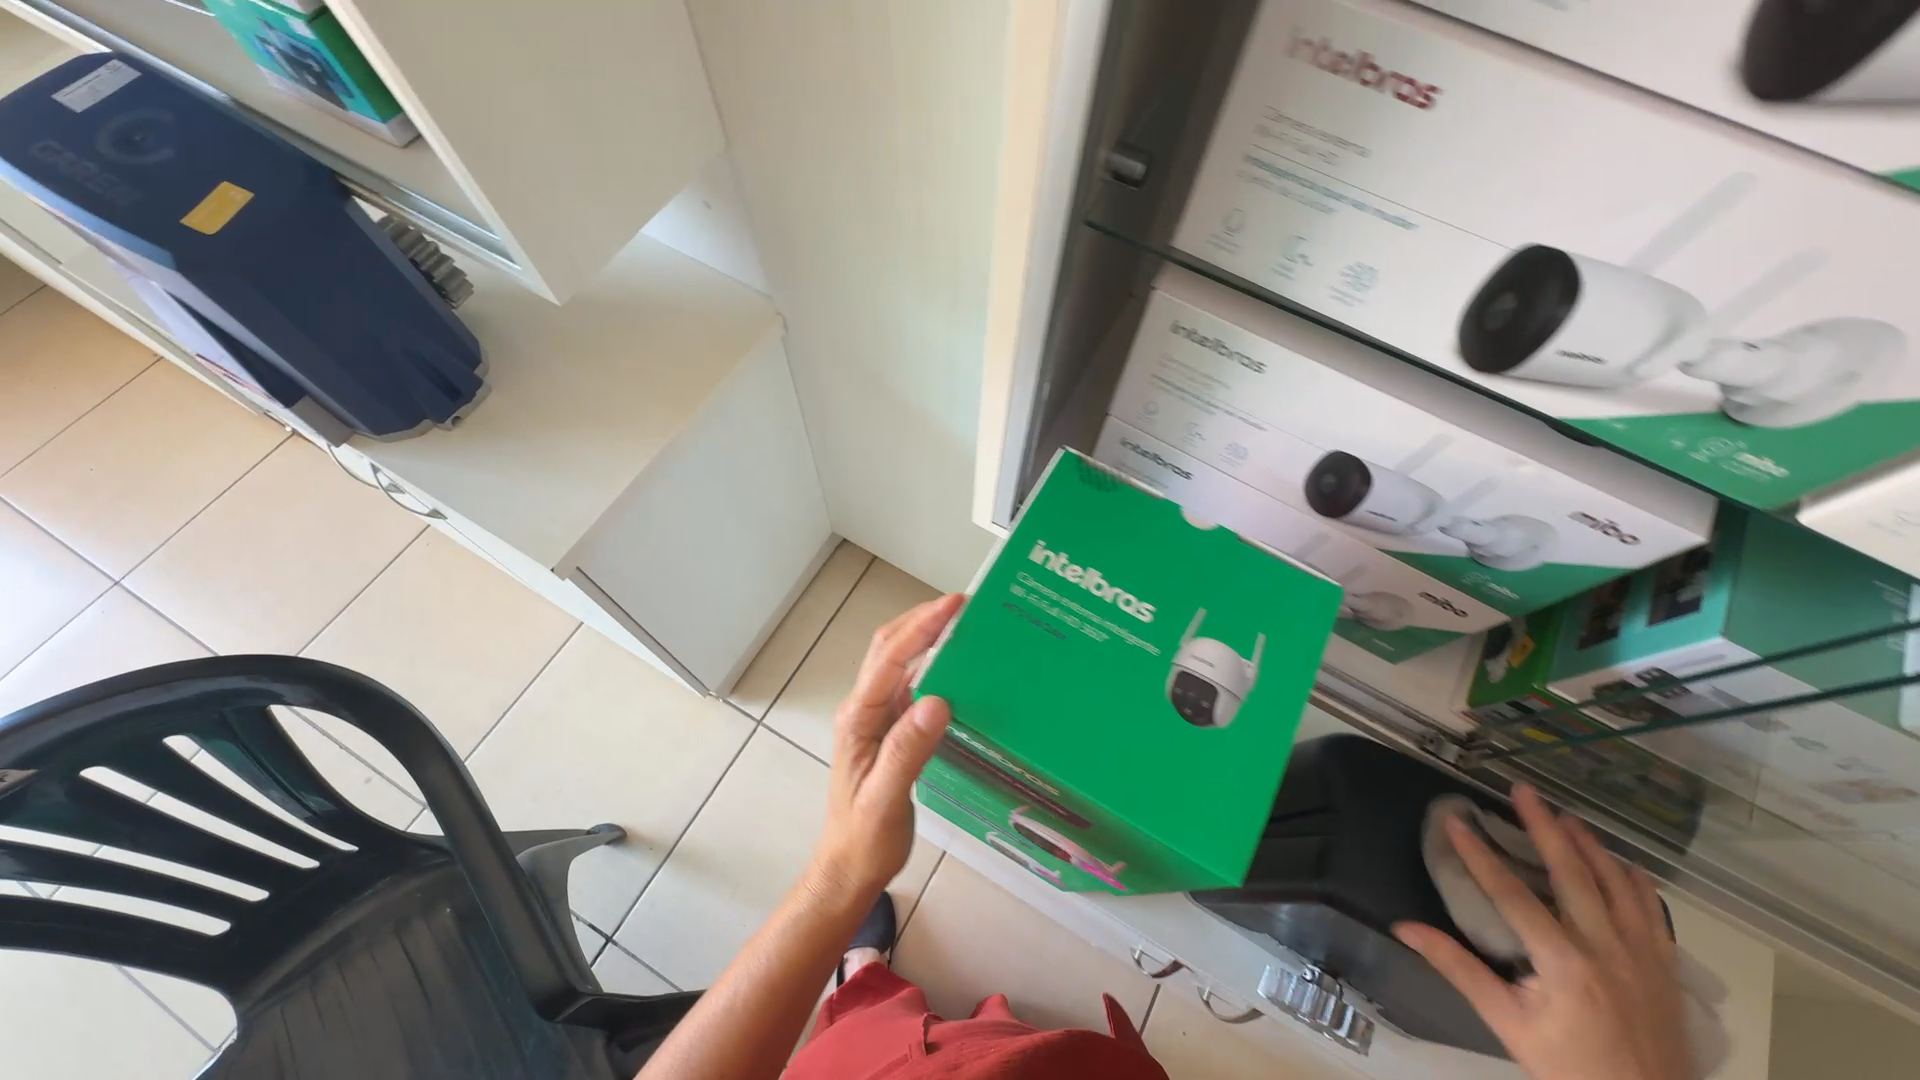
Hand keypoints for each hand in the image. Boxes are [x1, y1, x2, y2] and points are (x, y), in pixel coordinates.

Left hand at [808, 593, 964, 902]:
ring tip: (965, 624)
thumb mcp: (886, 798)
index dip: (922, 627)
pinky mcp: (889, 730)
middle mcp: (864, 709)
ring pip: (899, 662)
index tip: (955, 605)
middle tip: (965, 604)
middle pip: (889, 648)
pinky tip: (958, 668)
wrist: (849, 868)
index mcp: (859, 718)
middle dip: (923, 619)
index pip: (890, 658)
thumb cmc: (865, 838)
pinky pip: (910, 685)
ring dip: (926, 637)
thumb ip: (907, 749)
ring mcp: (875, 718)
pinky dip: (932, 665)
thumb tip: (938, 700)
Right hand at [1394, 785, 1692, 1079]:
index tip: (1456, 819)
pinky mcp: (1666, 967)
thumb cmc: (1568, 1068)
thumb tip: (1405, 928)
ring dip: (1589, 845)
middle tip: (1524, 790)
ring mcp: (1643, 955)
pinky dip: (1634, 880)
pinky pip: (1652, 911)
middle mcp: (1606, 948)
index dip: (1479, 853)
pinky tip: (1621, 862)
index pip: (1511, 894)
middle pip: (1572, 874)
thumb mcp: (1506, 1023)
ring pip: (1616, 884)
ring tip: (1565, 815)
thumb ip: (1459, 969)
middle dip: (1545, 827)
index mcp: (1563, 962)